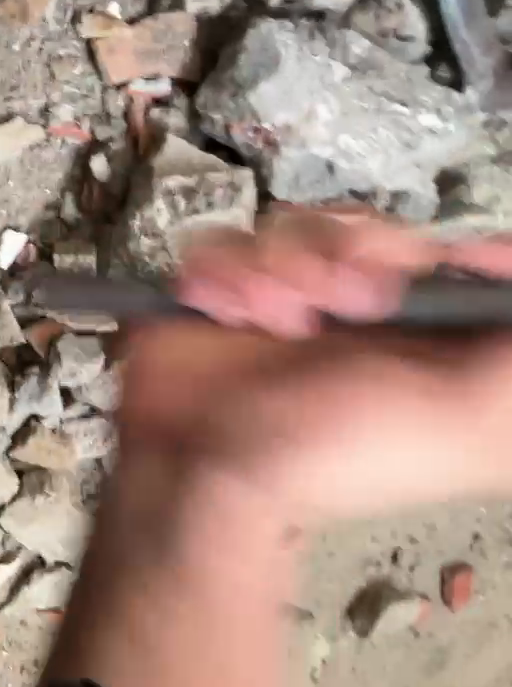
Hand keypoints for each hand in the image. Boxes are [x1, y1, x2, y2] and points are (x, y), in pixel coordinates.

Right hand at [117, 210, 511, 526]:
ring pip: (294, 226)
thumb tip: (511, 273)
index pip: (465, 258)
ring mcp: (286, 293)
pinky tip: (223, 311)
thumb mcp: (469, 418)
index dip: (456, 251)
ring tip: (265, 318)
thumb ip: (509, 359)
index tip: (437, 262)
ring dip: (273, 268)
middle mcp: (364, 306)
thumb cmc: (339, 449)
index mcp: (436, 334)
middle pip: (375, 230)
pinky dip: (219, 270)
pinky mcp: (220, 286)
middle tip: (334, 305)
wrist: (206, 460)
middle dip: (349, 257)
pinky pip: (222, 239)